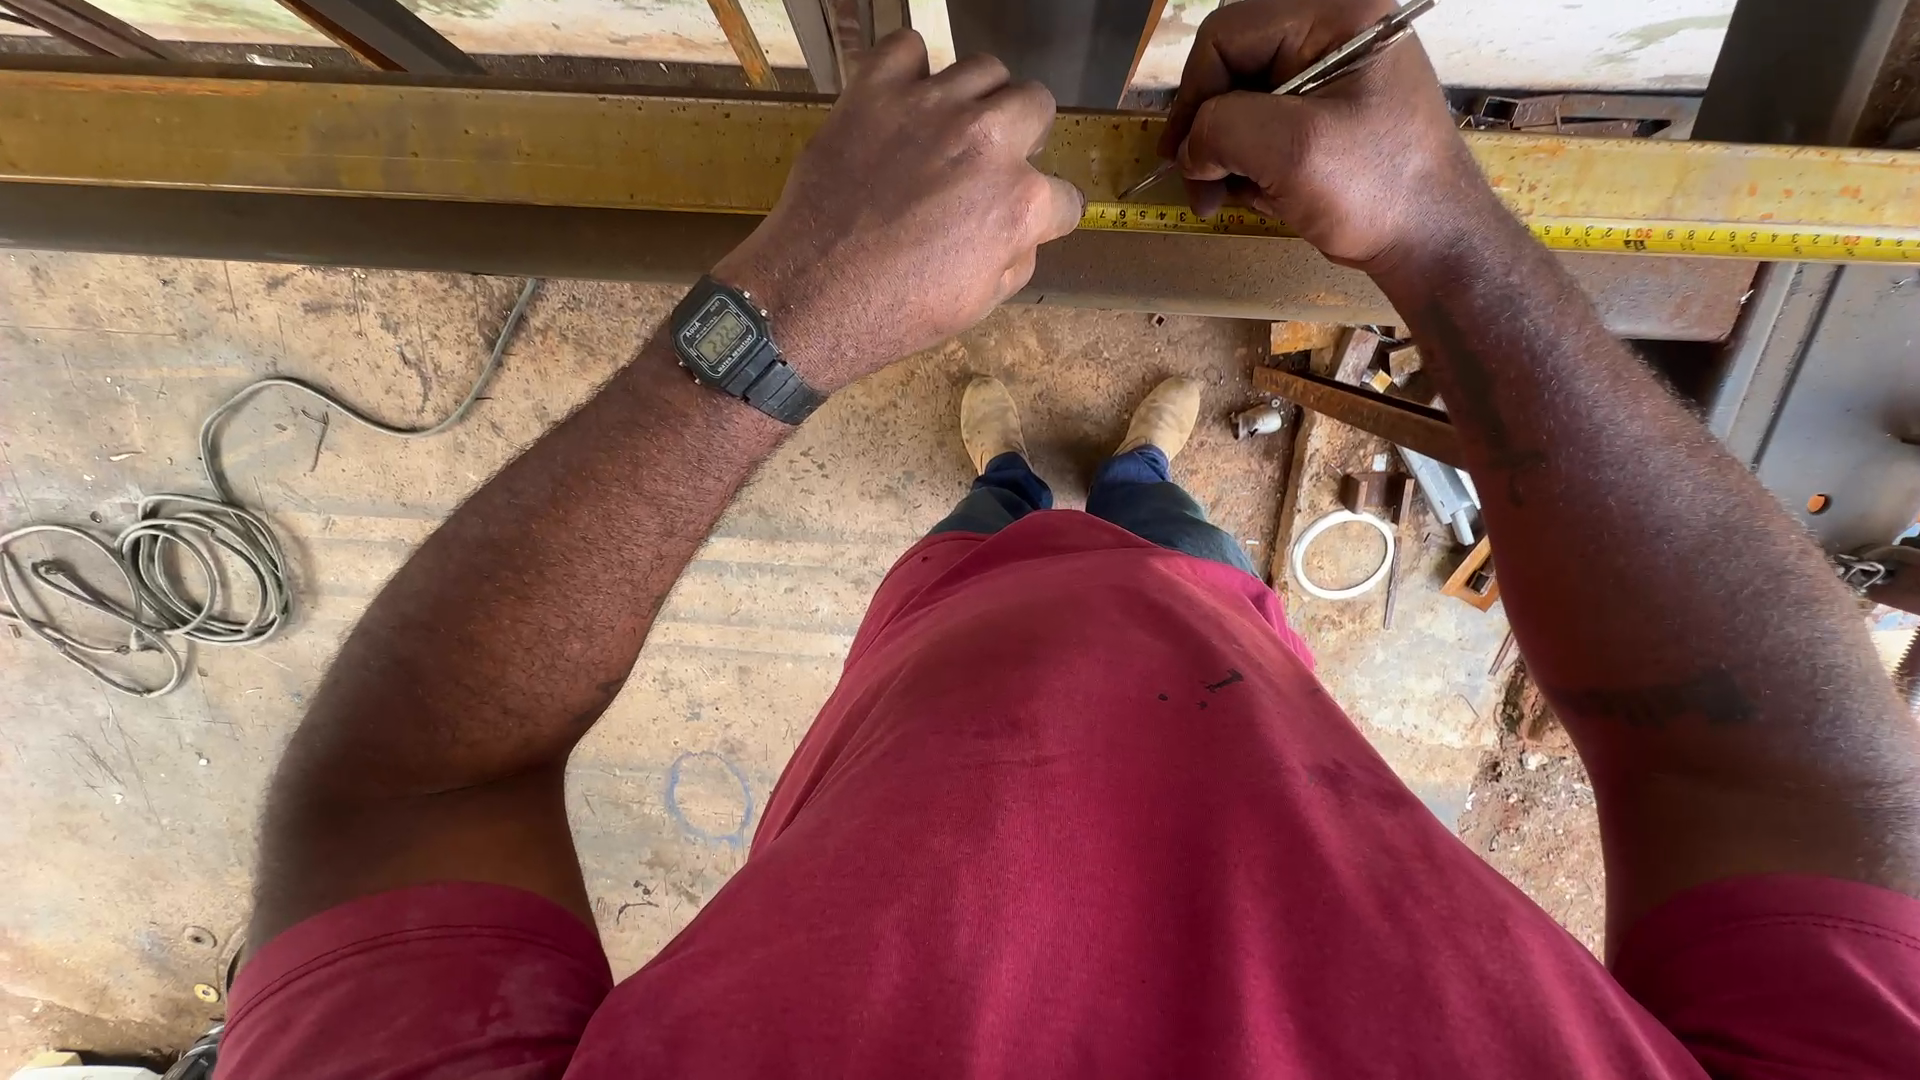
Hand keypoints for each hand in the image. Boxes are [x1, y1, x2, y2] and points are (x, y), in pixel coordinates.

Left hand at [713, 32, 1084, 390]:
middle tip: (993, 164)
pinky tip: (904, 106)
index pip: (1064, 198)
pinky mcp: (875, 91)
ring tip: (952, 132)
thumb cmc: (899, 313)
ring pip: (983, 69)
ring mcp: (930, 107)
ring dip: (978, 101)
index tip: (1030, 222)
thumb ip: (1018, 257)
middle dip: (1025, 137)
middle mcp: (986, 141)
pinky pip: (908, 47)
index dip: (1048, 216)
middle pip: (1035, 105)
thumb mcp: (980, 304)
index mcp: (1019, 203)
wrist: (815, 296)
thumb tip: (1023, 231)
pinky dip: (911, 71)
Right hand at [1159, 0, 1497, 274]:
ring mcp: (1325, 72)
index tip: (1184, 161)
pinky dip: (1245, 165)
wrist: (1426, 237)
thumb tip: (1188, 148)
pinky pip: (1258, 128)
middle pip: (1228, 69)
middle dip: (1207, 132)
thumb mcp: (1292, 151)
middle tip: (1201, 189)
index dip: (1193, 97)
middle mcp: (1328, 30)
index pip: (1225, 35)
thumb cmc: (1372, 189)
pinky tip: (1258, 194)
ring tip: (1226, 199)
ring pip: (1237, 103)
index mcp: (1334, 14)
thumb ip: (1223, 130)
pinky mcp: (1321, 111)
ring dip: (1222, 156)